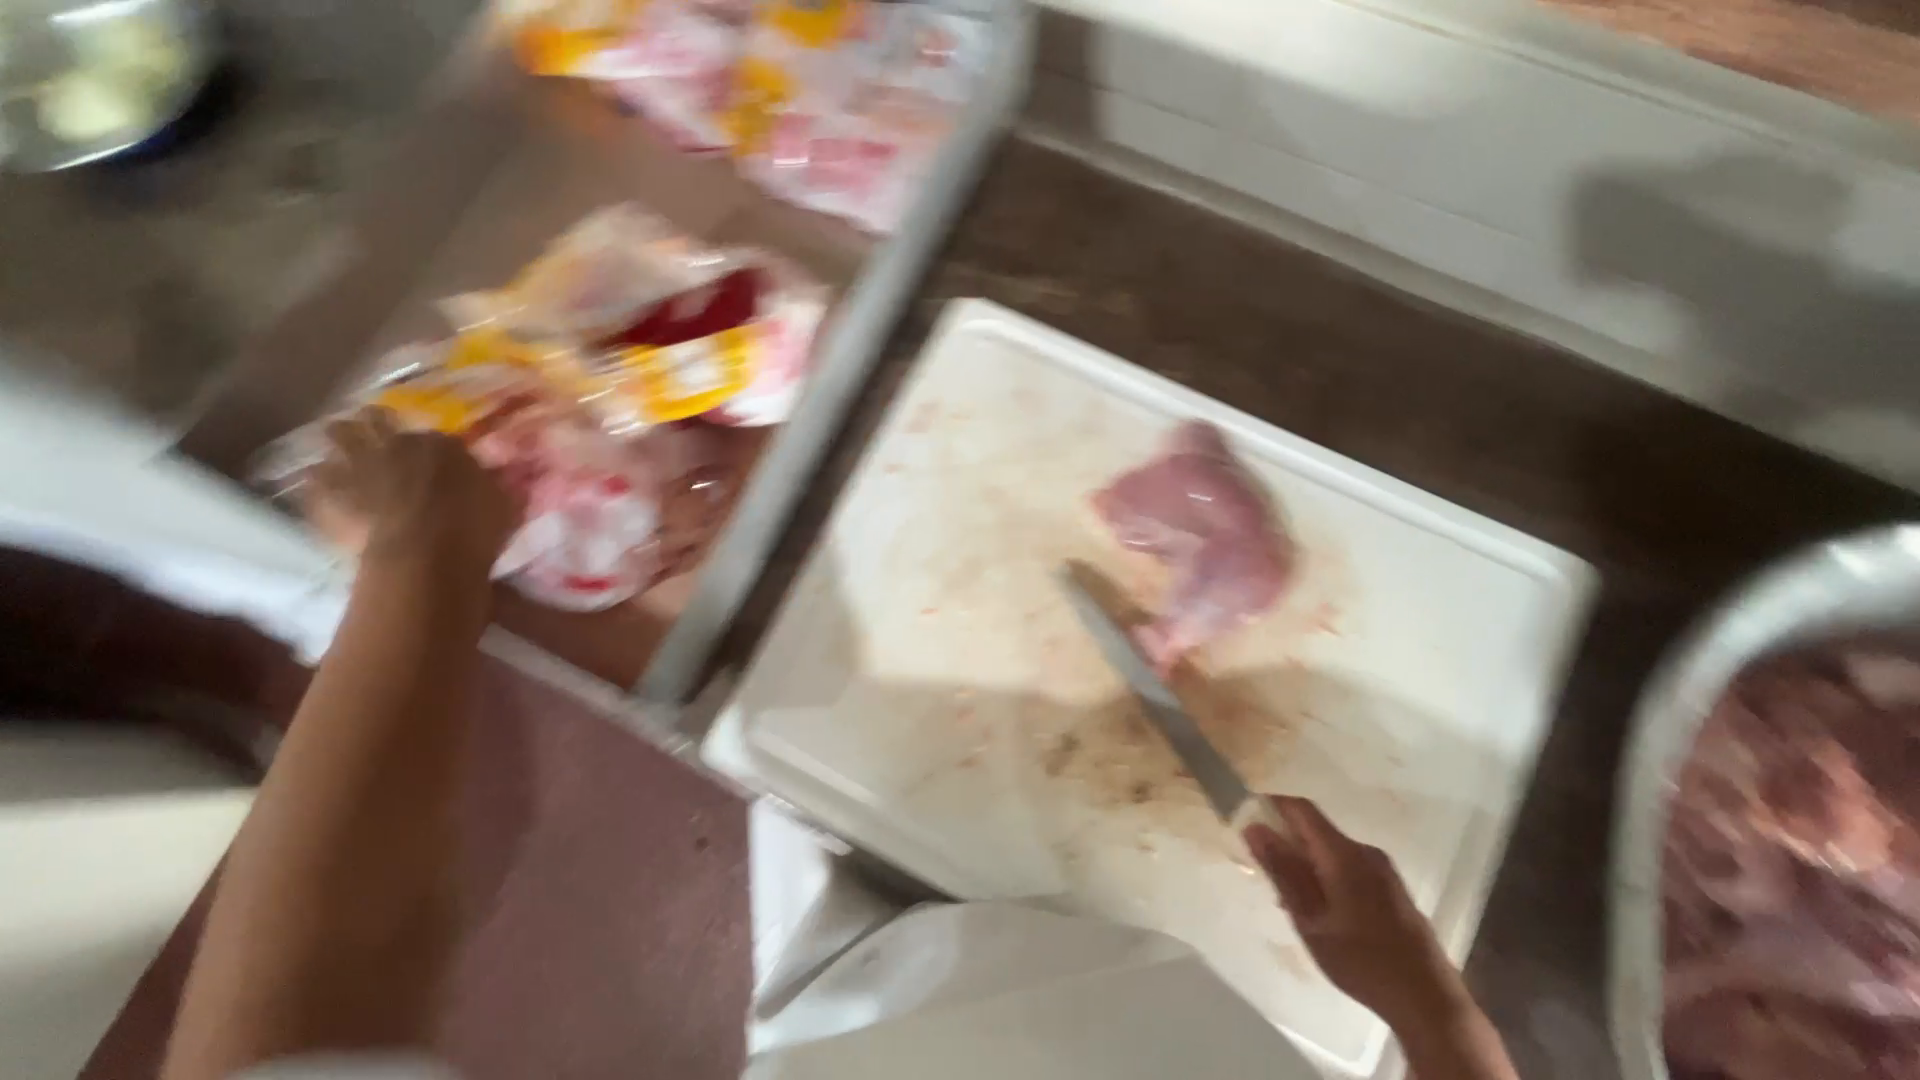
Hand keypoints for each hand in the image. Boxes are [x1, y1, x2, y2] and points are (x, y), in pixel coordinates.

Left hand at [304, 407, 520, 583]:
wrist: (423, 558)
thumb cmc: (472, 531)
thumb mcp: (500, 504)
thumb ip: (488, 483)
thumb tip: (488, 474)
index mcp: (440, 445)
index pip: (432, 436)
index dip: (429, 448)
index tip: (432, 462)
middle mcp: (393, 443)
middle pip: (375, 420)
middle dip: (375, 426)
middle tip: (378, 441)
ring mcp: (355, 463)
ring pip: (337, 435)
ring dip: (342, 445)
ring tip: (346, 460)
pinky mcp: (324, 490)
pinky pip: (314, 478)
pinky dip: (320, 483)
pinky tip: (326, 494)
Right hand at [1243, 795, 1466, 1028]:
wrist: (1429, 1001)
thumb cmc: (1361, 961)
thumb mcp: (1310, 920)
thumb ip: (1282, 871)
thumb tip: (1254, 828)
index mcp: (1343, 853)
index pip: (1300, 808)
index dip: (1270, 806)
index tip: (1246, 823)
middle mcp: (1365, 851)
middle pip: (1315, 829)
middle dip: (1285, 842)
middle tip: (1264, 874)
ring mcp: (1384, 869)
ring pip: (1331, 851)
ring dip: (1305, 862)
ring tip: (1290, 901)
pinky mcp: (1392, 888)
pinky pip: (1349, 866)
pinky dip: (1326, 875)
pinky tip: (1321, 911)